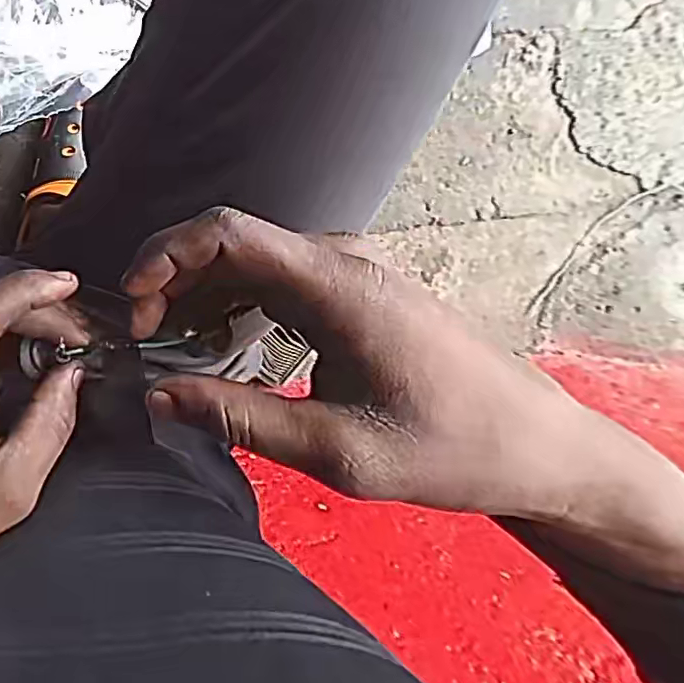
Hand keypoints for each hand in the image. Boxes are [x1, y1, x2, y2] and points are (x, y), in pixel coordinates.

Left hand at [0, 270, 88, 622]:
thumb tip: (73, 372)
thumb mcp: (13, 485)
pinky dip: (16, 328)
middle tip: (85, 332)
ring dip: (31, 315)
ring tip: (73, 338)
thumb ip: (50, 423)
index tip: (66, 284)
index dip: (27, 290)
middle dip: (42, 308)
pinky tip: (45, 345)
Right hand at [126, 208, 683, 599]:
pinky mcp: (341, 289)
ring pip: (238, 256)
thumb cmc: (455, 449)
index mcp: (336, 284)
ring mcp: (339, 271)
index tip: (134, 302)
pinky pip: (262, 276)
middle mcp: (334, 260)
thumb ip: (243, 419)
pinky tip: (209, 338)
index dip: (166, 254)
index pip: (229, 231)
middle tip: (143, 332)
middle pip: (224, 238)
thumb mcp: (342, 451)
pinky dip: (221, 299)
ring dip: (190, 289)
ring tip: (166, 340)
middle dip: (167, 276)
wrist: (549, 450)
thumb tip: (158, 397)